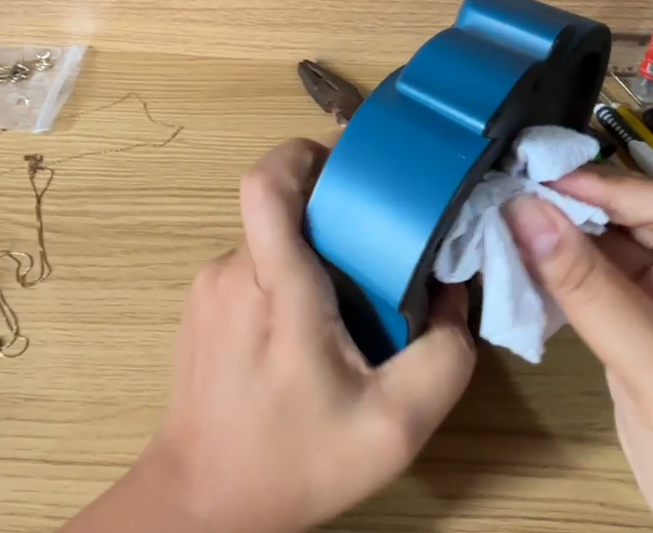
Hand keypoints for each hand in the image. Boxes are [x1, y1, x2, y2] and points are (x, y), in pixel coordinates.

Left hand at [64, 138, 476, 532]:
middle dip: (333, 225)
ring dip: (310, 262)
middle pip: (282, 211)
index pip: (267, 185)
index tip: (348, 167)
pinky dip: (284, 282)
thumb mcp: (394, 428)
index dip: (301, 155)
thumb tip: (452, 295)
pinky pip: (251, 268)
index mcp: (276, 288)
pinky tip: (304, 337)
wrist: (203, 502)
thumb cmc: (293, 463)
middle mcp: (233, 272)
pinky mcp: (199, 304)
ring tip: (345, 314)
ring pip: (270, 242)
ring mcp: (208, 286)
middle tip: (375, 265)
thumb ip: (443, 359)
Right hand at [504, 169, 652, 532]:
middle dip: (581, 213)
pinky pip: (611, 291)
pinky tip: (528, 265)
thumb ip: (588, 287)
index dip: (605, 189)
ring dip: (569, 244)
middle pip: (646, 228)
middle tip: (513, 193)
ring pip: (622, 257)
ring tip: (510, 221)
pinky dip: (570, 279)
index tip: (536, 175)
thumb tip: (522, 209)